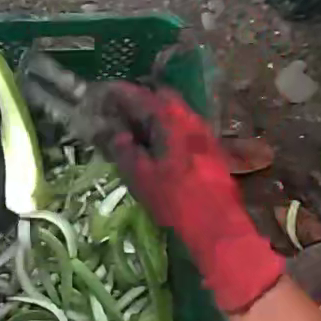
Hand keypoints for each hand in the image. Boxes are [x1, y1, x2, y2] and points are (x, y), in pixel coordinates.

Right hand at [99, 82, 282, 314]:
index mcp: (171, 120)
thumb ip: (125, 150)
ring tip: (132, 127)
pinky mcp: (210, 149)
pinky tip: (155, 144)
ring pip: (175, 112)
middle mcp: (190, 119)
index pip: (140, 96)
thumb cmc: (176, 200)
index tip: (101, 95)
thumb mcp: (142, 177)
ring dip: (153, 114)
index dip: (119, 94)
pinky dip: (166, 128)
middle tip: (117, 110)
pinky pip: (183, 127)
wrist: (219, 227)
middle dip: (138, 99)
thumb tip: (115, 134)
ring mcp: (204, 133)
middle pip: (161, 97)